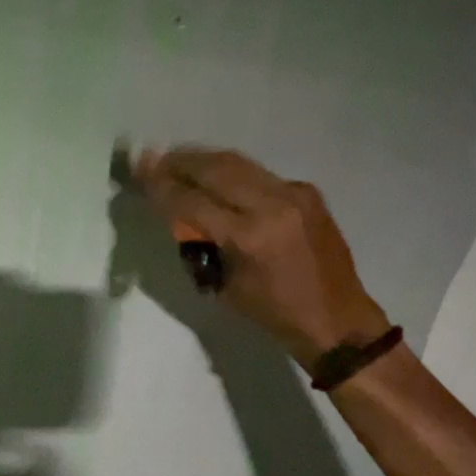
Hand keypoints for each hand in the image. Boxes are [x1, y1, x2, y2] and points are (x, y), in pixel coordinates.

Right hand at [132, 145, 391, 373]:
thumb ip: (201, 243)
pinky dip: (231, 171)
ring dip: (203, 159)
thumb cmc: (274, 313)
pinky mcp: (306, 191)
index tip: (139, 170)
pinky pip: (259, 173)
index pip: (192, 201)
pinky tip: (216, 176)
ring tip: (177, 160)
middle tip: (152, 158)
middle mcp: (273, 205)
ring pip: (237, 163)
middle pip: (214, 169)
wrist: (337, 318)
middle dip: (179, 162)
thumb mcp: (225, 285)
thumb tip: (176, 211)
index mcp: (249, 238)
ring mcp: (293, 193)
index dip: (161, 186)